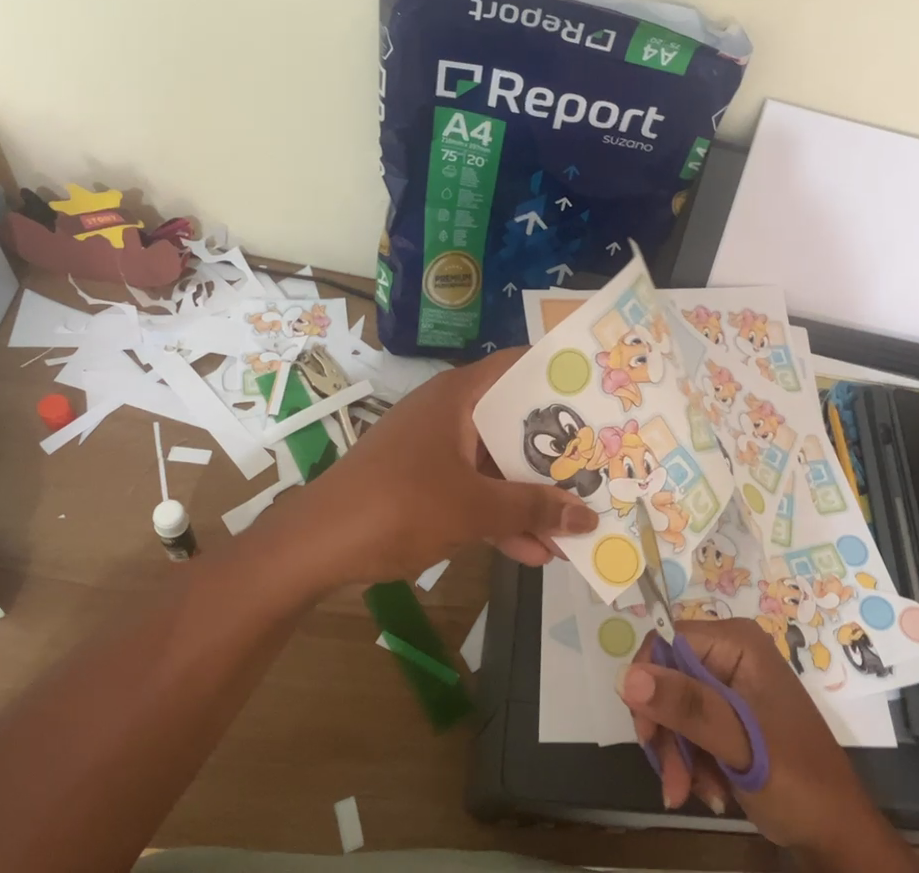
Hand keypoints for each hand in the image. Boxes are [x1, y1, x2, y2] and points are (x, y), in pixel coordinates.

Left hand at [285, 348, 597, 585]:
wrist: (316, 547)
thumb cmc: (399, 506)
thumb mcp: (475, 509)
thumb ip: (533, 510)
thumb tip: (590, 517)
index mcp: (459, 397)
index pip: (519, 366)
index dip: (560, 377)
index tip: (601, 396)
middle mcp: (449, 414)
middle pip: (514, 422)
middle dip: (556, 452)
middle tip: (602, 464)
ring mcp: (435, 450)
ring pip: (496, 464)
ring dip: (530, 497)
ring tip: (576, 523)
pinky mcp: (423, 484)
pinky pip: (473, 492)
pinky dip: (499, 516)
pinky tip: (534, 552)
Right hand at [620, 619, 918, 869]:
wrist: (835, 830)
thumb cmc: (795, 780)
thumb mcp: (737, 742)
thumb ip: (686, 706)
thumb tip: (626, 676)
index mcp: (738, 644)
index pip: (667, 643)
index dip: (649, 685)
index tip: (649, 734)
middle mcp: (731, 655)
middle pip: (666, 680)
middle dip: (667, 735)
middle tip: (675, 782)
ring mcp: (731, 686)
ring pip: (673, 710)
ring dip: (679, 757)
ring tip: (694, 795)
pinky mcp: (730, 715)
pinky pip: (690, 730)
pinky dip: (692, 763)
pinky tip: (711, 791)